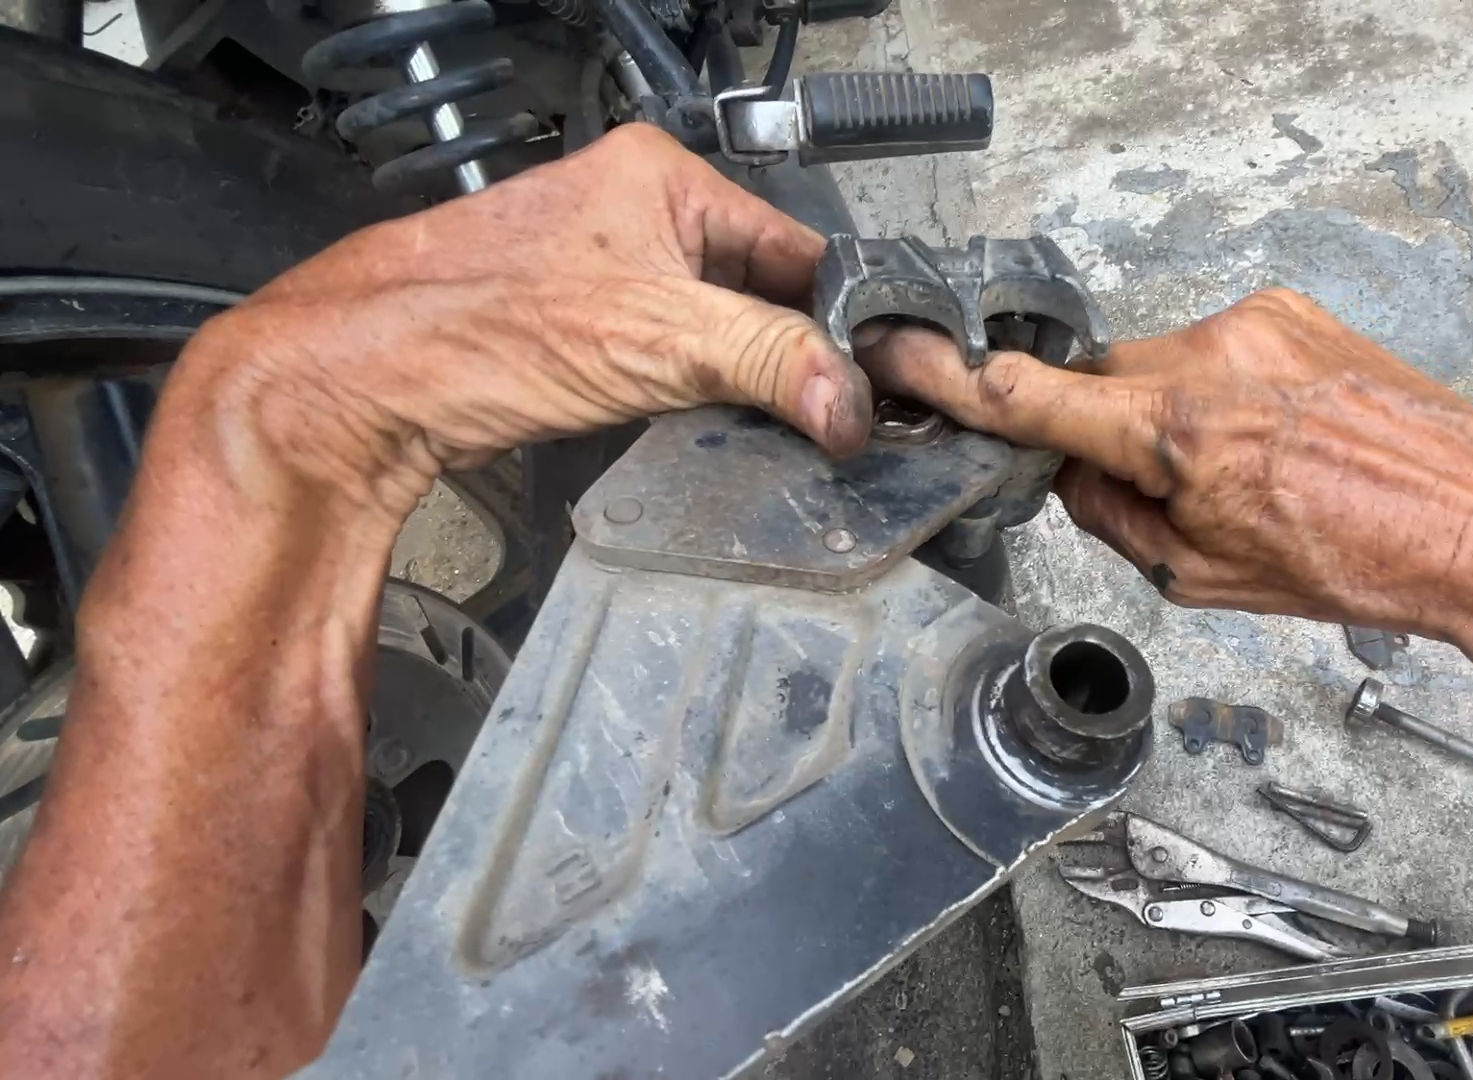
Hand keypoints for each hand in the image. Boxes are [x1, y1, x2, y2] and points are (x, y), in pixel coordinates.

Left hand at [184, 123, 870, 513]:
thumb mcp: (659, 335)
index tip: (872, 373)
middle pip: (770, 288)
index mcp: (668, 180)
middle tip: (836, 405)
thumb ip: (769, 360)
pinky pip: (698, 352)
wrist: (373, 380)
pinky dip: (725, 387)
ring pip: (736, 325)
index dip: (841, 312)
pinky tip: (737, 416)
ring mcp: (631, 271)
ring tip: (792, 415)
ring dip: (764, 372)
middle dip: (802, 348)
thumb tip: (852, 402)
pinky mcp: (614, 323)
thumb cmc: (487, 324)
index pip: (799, 247)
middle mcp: (653, 216)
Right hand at [862, 289, 1472, 665]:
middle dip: (1095, 428)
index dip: (955, 381)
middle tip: (1146, 483)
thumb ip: (1110, 514)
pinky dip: (1203, 390)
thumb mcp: (1198, 575)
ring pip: (1147, 364)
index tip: (902, 355)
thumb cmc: (1346, 566)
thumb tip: (1069, 473)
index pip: (1032, 400)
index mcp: (1177, 435)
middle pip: (1093, 380)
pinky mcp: (1287, 309)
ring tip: (1228, 466)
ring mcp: (1251, 320)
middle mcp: (1206, 357)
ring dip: (1156, 412)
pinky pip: (1202, 347)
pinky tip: (1262, 433)